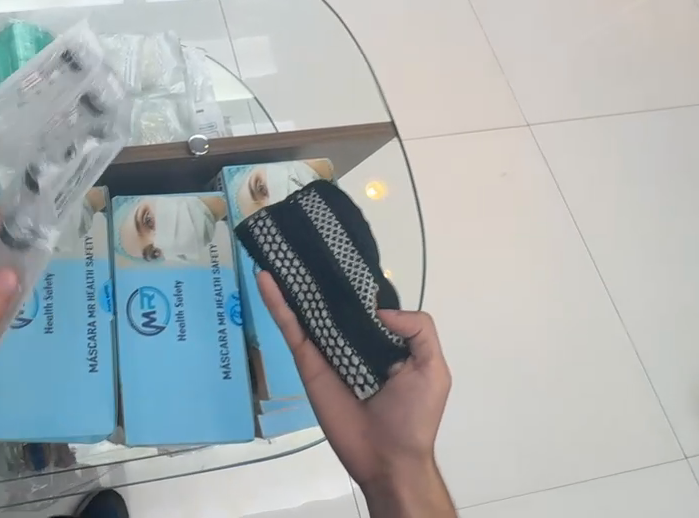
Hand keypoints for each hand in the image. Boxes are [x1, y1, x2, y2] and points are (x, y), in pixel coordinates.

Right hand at [257, 271, 455, 516]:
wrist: (388, 458)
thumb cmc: (414, 415)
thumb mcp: (433, 370)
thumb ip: (419, 330)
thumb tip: (380, 309)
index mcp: (380, 338)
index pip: (363, 299)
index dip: (352, 276)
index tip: (339, 249)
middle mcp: (350, 337)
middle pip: (330, 297)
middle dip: (316, 271)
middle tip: (300, 240)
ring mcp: (325, 346)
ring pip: (305, 306)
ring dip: (290, 279)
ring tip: (276, 249)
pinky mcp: (306, 359)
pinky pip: (290, 326)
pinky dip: (276, 302)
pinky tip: (265, 278)